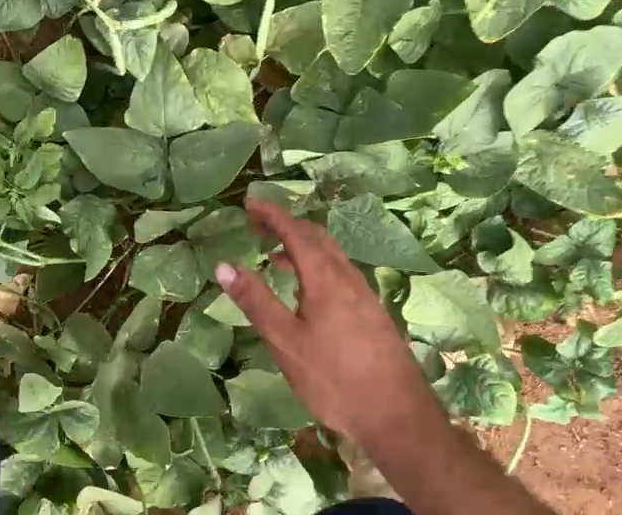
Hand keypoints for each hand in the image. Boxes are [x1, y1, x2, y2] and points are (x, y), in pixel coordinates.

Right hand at [216, 198, 446, 446]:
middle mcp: (347, 278)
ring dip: (302, 245)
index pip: (295, 232)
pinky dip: (317, 264)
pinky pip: (340, 272)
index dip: (271, 214)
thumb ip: (255, 301)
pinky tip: (307, 292)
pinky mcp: (373, 314)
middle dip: (286, 225)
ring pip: (331, 255)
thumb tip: (223, 265)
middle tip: (258, 226)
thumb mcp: (285, 341)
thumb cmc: (335, 379)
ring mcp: (365, 296)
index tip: (249, 203)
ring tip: (276, 256)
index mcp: (324, 278)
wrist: (399, 419)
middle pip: (316, 237)